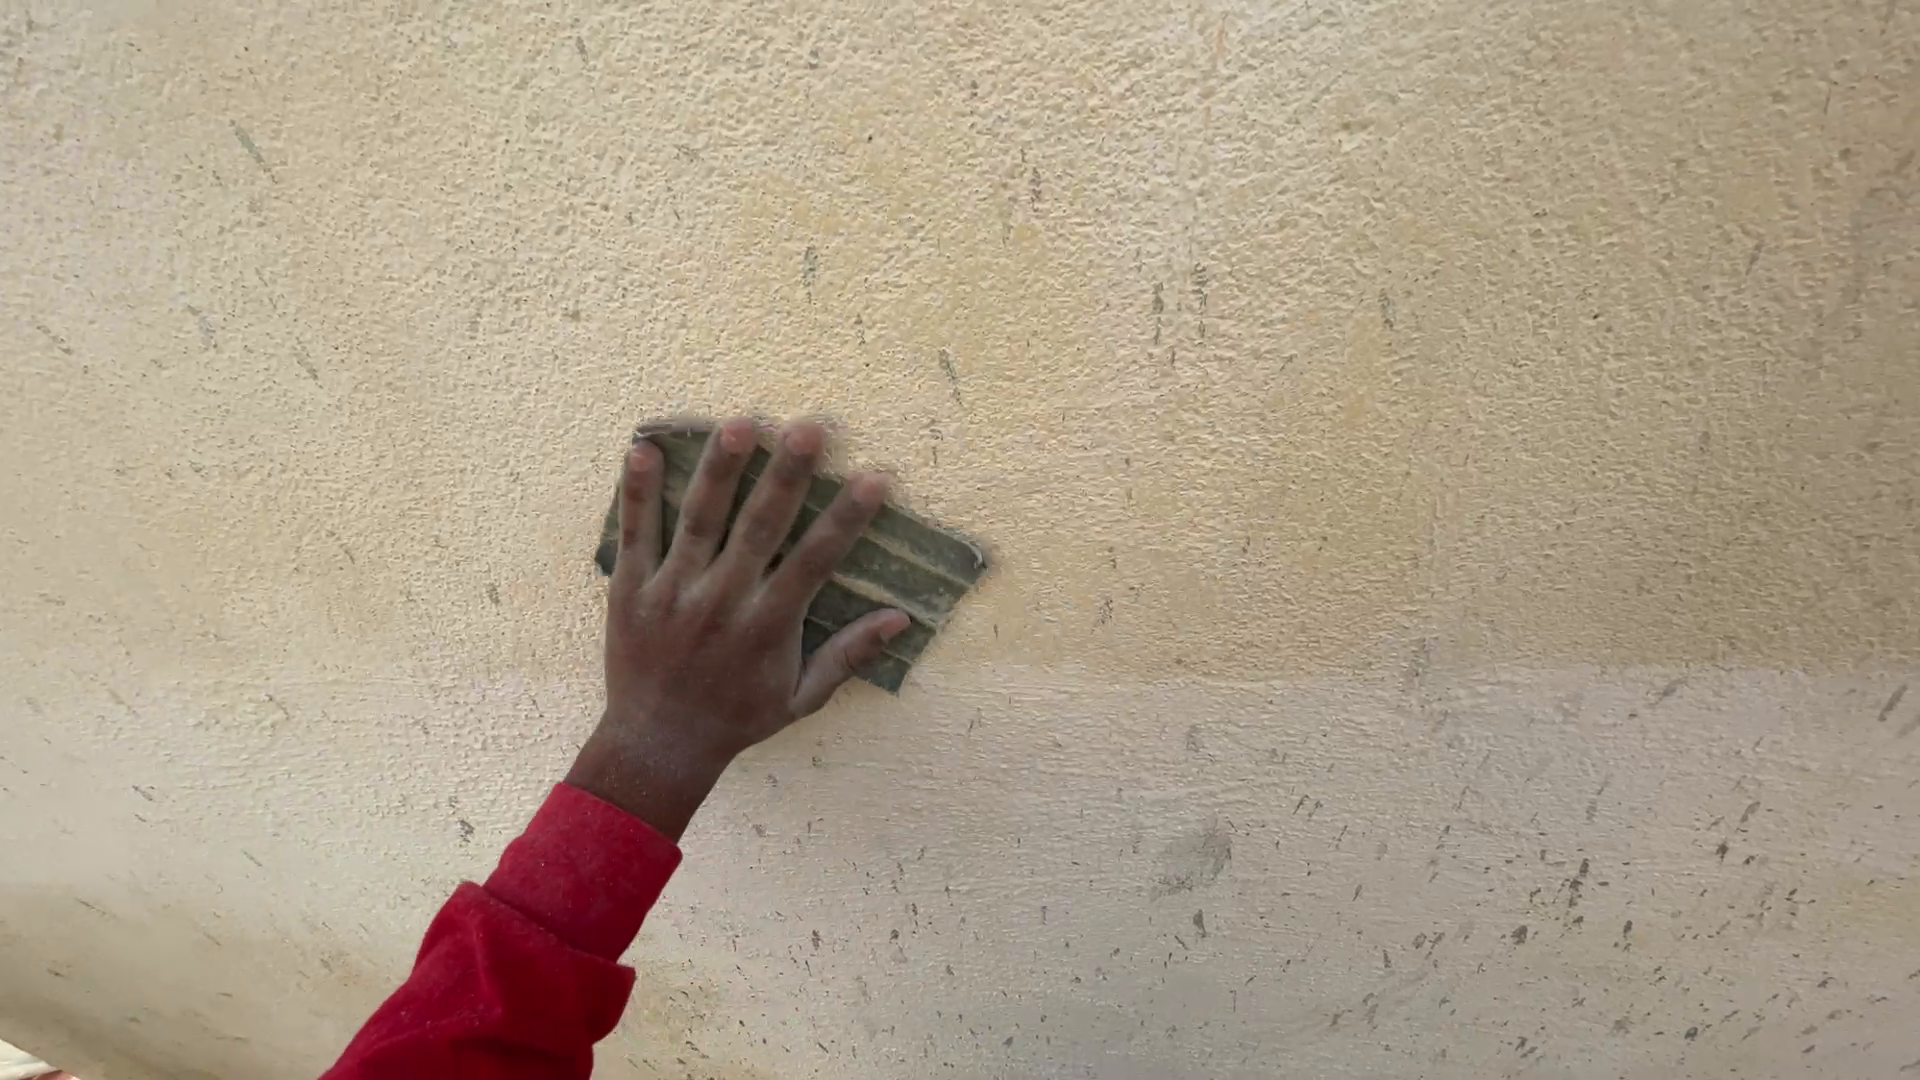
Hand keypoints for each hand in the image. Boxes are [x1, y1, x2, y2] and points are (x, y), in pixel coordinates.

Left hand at [565, 417, 909, 839]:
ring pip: (699, 521)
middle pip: (760, 528)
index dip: (847, 519)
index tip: (874, 478)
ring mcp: (672, 590)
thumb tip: (902, 619)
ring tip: (741, 424)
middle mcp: (722, 601)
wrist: (656, 745)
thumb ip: (849, 655)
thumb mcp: (802, 699)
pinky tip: (645, 448)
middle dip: (787, 476)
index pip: (815, 561)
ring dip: (721, 471)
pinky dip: (638, 492)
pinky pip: (635, 534)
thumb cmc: (738, 718)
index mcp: (767, 626)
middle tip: (808, 429)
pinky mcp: (630, 588)